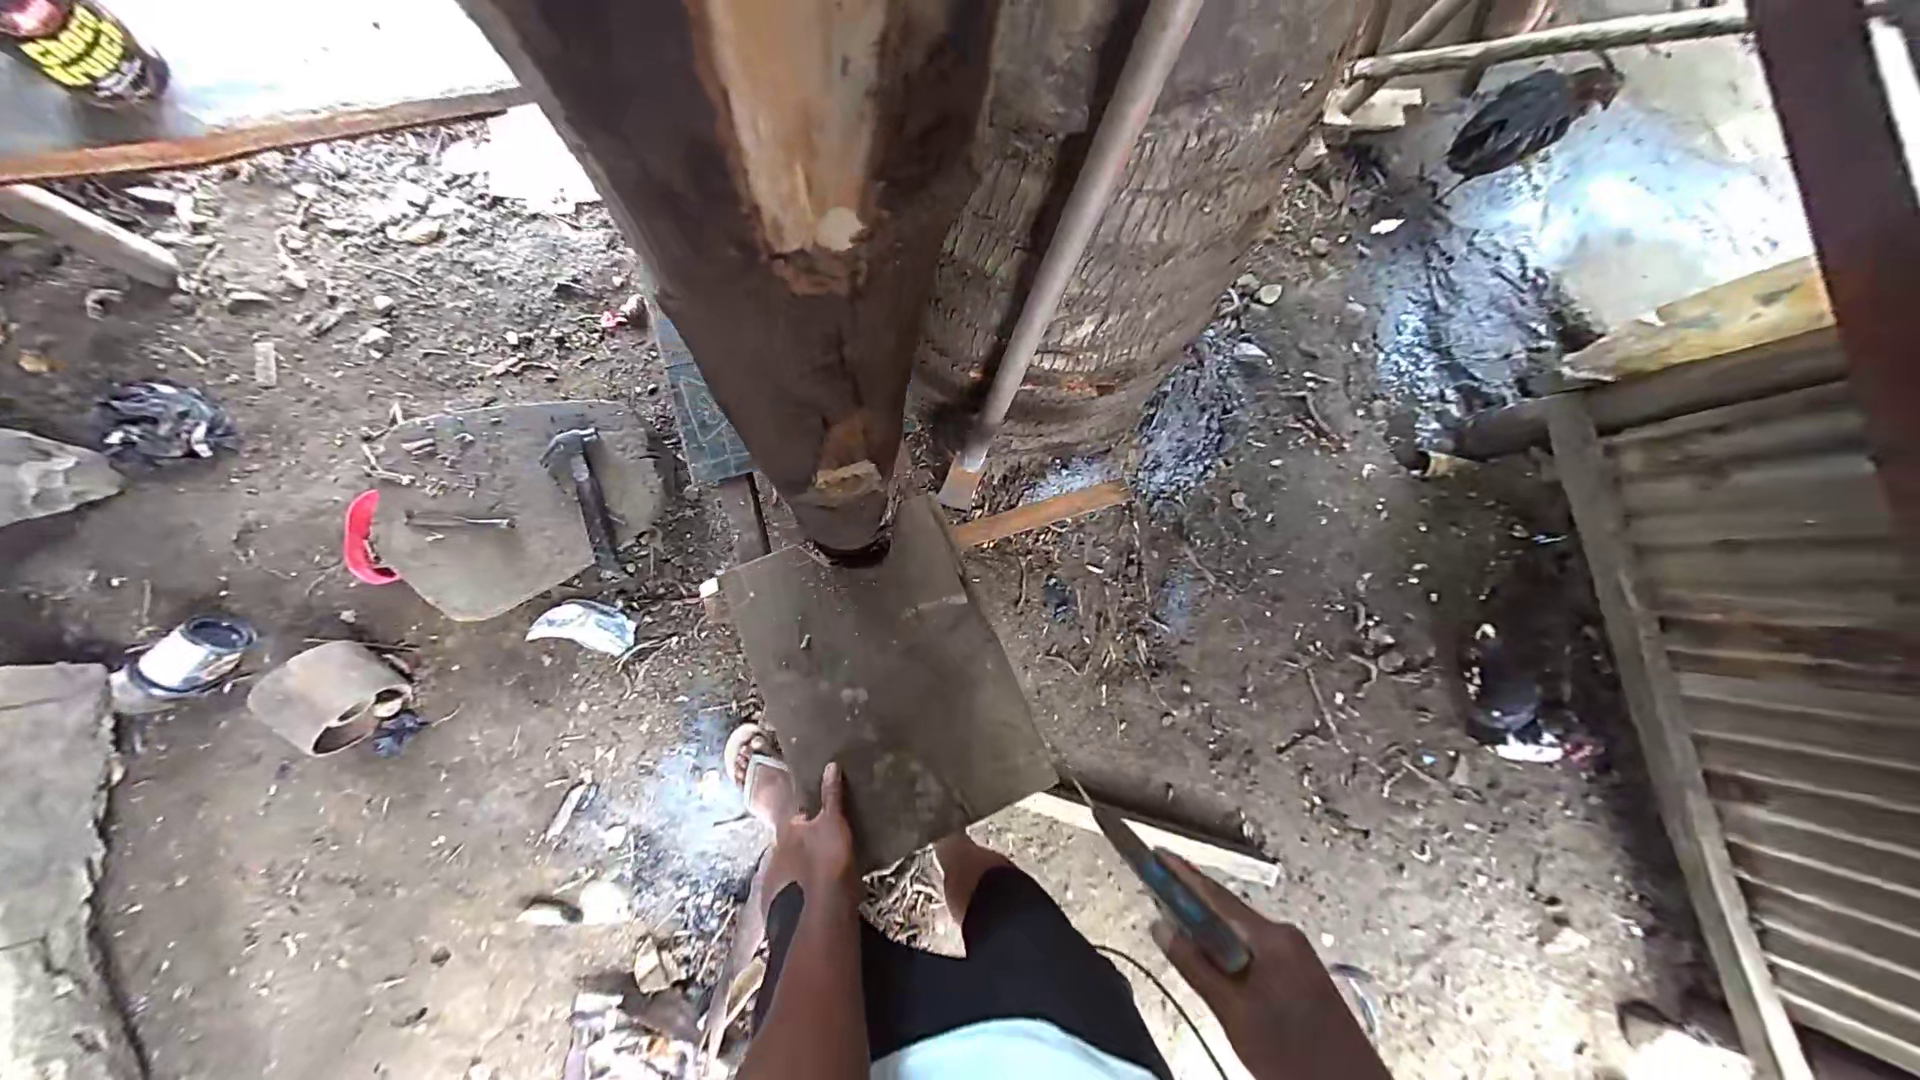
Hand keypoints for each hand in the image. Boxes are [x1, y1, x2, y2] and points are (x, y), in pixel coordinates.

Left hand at [766, 761, 857, 909]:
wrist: (819, 916)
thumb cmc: (829, 861)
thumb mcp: (835, 823)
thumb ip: (831, 796)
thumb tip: (830, 765)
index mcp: (788, 832)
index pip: (797, 819)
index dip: (810, 820)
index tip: (823, 823)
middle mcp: (775, 855)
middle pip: (790, 847)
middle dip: (804, 848)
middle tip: (826, 852)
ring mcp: (772, 884)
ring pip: (787, 873)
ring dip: (799, 873)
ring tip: (821, 880)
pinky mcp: (774, 911)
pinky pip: (788, 897)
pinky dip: (798, 896)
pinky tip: (812, 903)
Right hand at [1151, 853, 1392, 1079]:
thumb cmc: (1293, 1058)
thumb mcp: (1233, 1013)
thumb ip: (1194, 966)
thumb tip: (1159, 925)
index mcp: (1271, 937)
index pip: (1216, 895)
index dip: (1182, 873)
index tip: (1156, 853)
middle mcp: (1285, 936)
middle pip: (1228, 910)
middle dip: (1192, 901)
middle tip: (1156, 891)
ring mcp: (1297, 954)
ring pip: (1241, 932)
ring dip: (1210, 929)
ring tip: (1177, 927)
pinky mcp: (1302, 974)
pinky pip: (1255, 948)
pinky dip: (1229, 948)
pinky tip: (1213, 959)